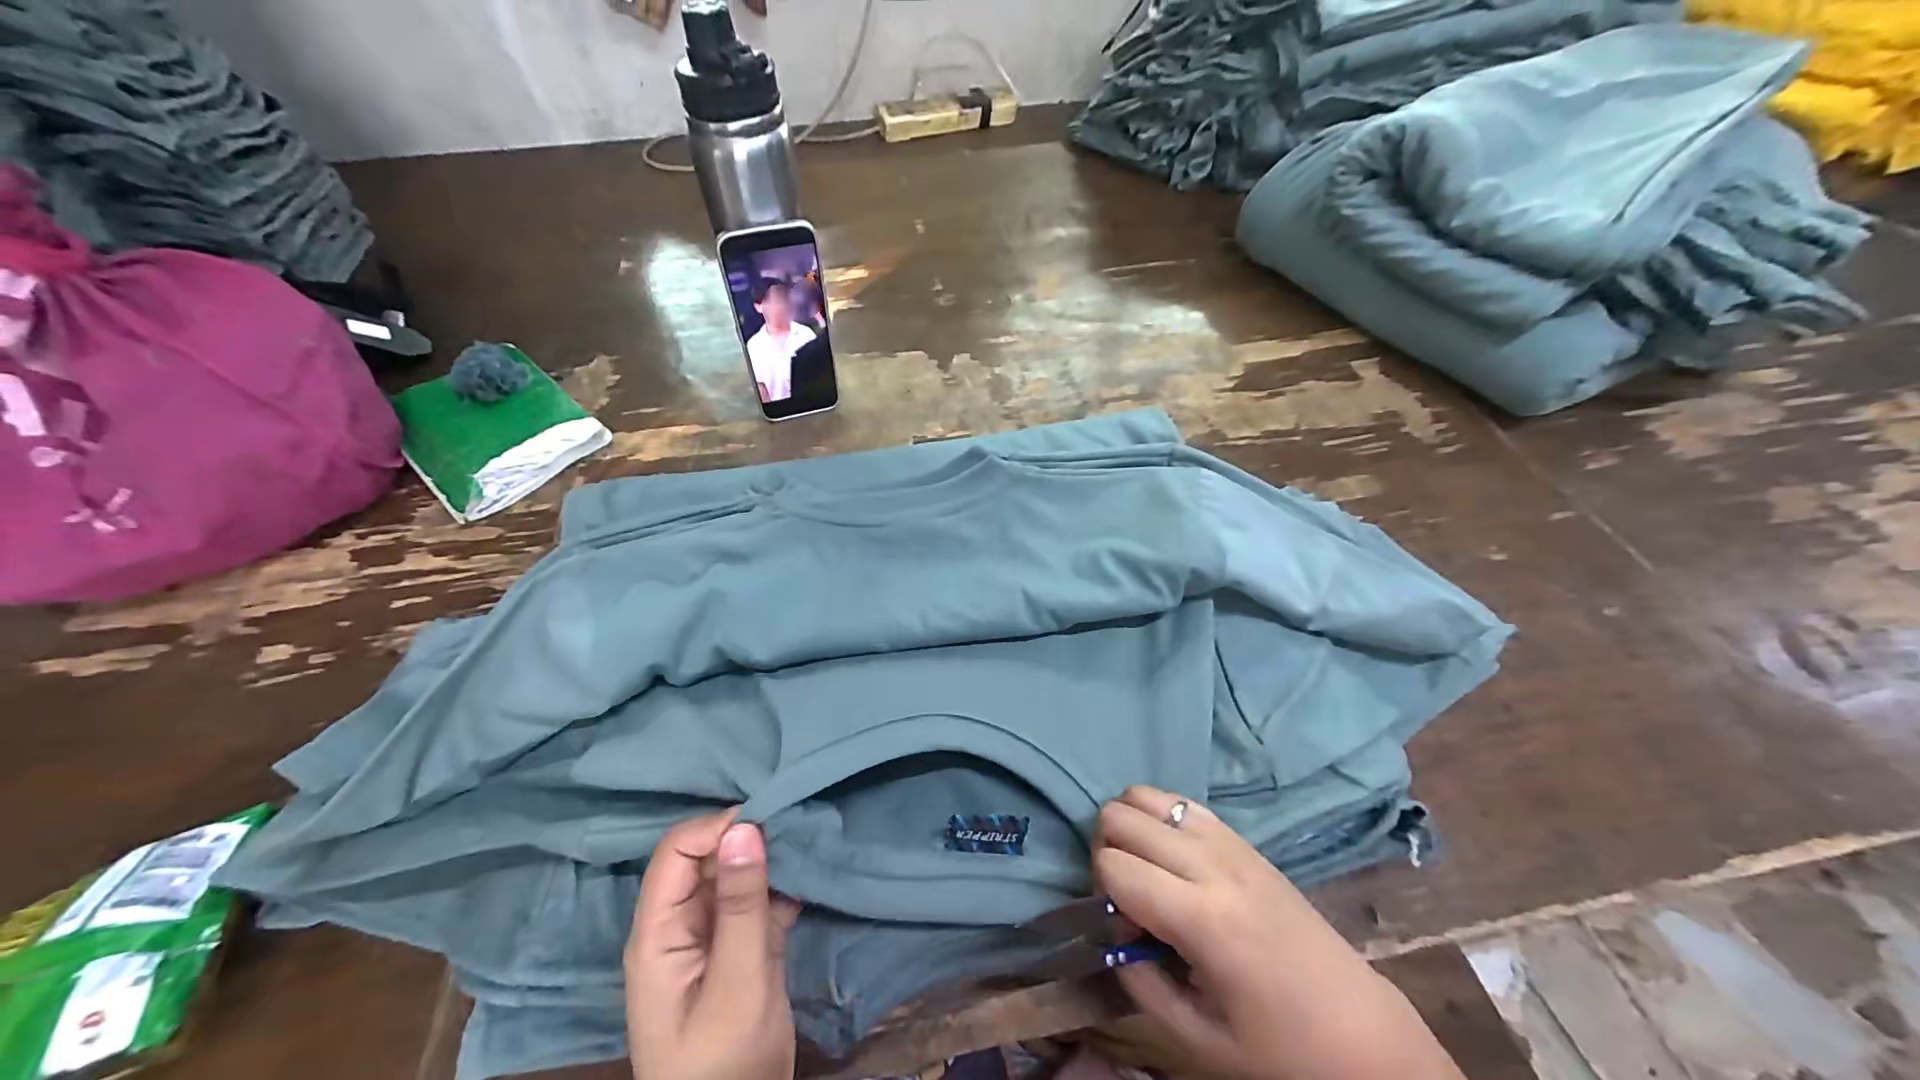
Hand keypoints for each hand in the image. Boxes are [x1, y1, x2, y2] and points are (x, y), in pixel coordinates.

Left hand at [625, 811, 801, 1079]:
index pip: (677, 852)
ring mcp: (713, 936)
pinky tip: (813, 873)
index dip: (718, 828)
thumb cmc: (723, 1063)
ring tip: (811, 839)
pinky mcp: (742, 947)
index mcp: (659, 932)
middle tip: (799, 824)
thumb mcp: (736, 984)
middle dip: (750, 837)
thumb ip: (741, 906)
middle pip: (708, 858)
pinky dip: (785, 884)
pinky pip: (759, 899)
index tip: (770, 819)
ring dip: (772, 858)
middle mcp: (681, 925)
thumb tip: (744, 826)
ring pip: (737, 875)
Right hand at [1095, 786, 1462, 1079]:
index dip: (1101, 891)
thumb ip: (1138, 978)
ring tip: (1146, 869)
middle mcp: (1212, 865)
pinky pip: (1183, 802)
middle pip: (1121, 815)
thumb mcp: (1196, 1037)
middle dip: (1106, 849)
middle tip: (1127, 894)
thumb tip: (1113, 928)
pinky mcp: (1246, 841)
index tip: (1123, 925)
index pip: (1113, 865)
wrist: (1363, 1033)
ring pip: (1147, 794)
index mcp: (1201, 918)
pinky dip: (1160, 817)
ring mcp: (1231, 845)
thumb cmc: (1280, 1049)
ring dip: (1131, 826)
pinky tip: (1172, 857)